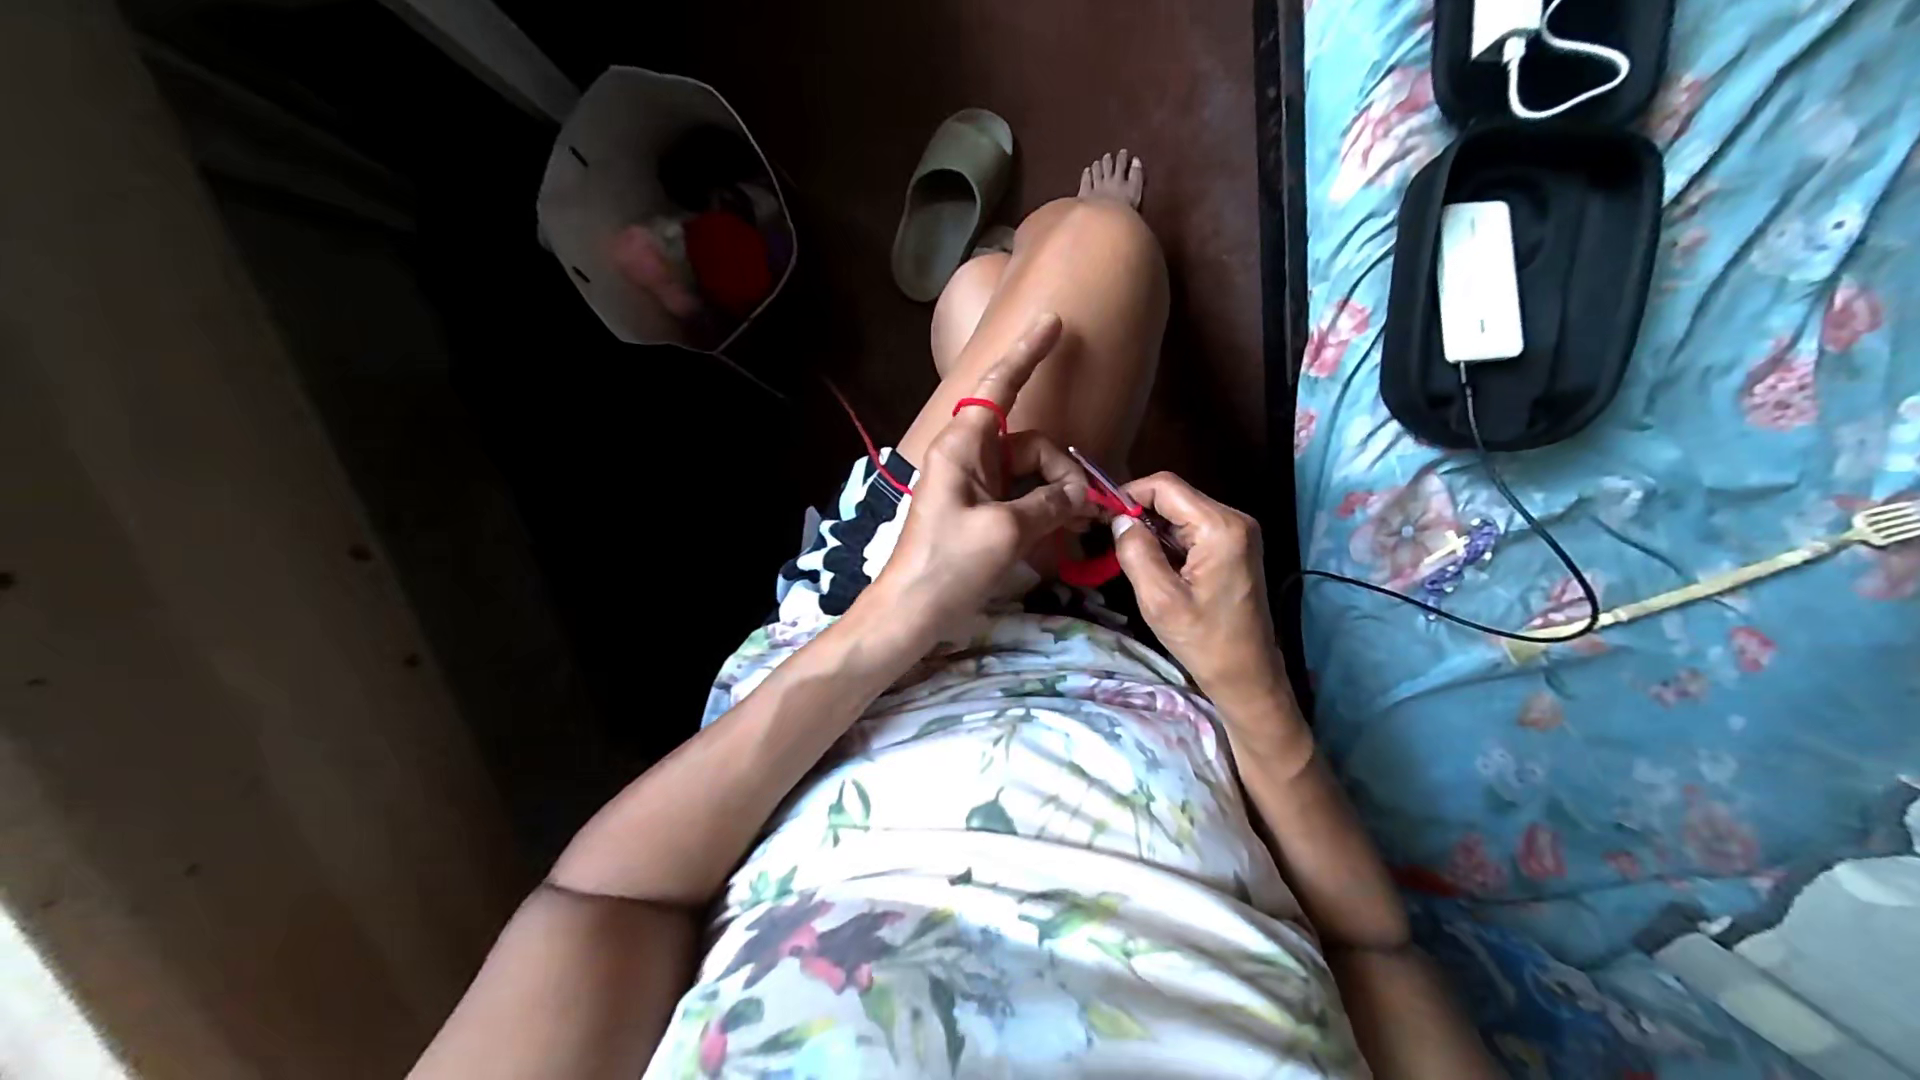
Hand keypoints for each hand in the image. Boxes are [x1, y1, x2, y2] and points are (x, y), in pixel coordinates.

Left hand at [867, 313, 1094, 645]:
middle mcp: (968, 457)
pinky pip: (1020, 495)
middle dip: (1061, 469)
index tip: (1054, 322)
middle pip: (1030, 443)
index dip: (1027, 353)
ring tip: (1078, 525)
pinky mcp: (978, 509)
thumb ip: (1050, 504)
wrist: (911, 611)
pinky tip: (1063, 531)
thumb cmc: (948, 565)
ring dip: (1057, 493)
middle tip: (1083, 508)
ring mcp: (973, 484)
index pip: (998, 386)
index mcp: (963, 446)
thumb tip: (1080, 494)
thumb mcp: (1007, 532)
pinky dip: (1043, 508)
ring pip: (1030, 471)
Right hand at [1109, 472, 1285, 707]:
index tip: (1104, 517)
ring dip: (1153, 529)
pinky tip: (1156, 566)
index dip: (1129, 494)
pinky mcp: (1233, 546)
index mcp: (1220, 527)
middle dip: (1140, 513)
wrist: (1246, 673)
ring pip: (1180, 512)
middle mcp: (1234, 519)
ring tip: (1133, 558)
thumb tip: (1119, 520)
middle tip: (1114, 542)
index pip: (1165, 486)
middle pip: (1174, 496)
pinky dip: (1168, 541)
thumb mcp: (1159, 599)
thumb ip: (1135, 552)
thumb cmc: (1203, 640)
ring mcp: (1237, 532)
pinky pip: (1192, 528)